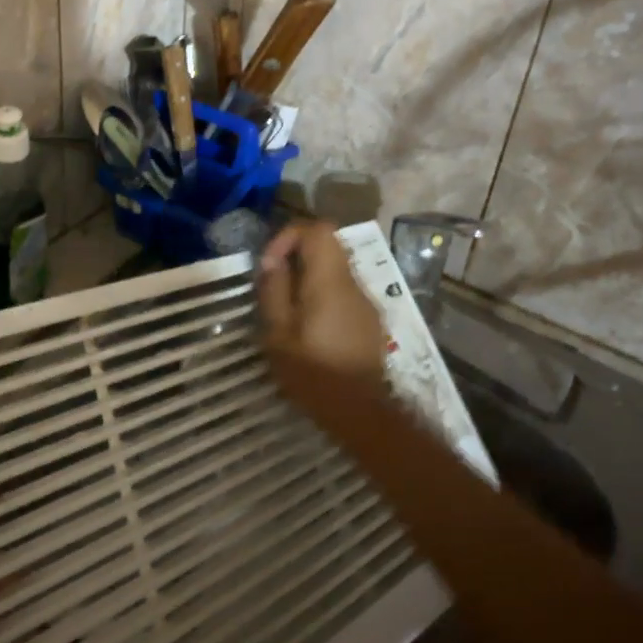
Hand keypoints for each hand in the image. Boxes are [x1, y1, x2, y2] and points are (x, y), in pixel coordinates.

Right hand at [256, 221, 389, 412]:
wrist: (360, 412)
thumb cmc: (313, 373)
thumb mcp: (278, 333)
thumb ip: (274, 290)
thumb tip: (272, 261)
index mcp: (330, 281)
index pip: (318, 229)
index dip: (290, 235)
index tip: (271, 263)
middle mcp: (354, 284)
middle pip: (329, 246)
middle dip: (297, 255)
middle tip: (275, 284)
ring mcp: (366, 303)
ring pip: (336, 270)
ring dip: (310, 277)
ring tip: (289, 309)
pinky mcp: (371, 321)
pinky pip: (345, 292)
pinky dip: (324, 296)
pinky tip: (311, 328)